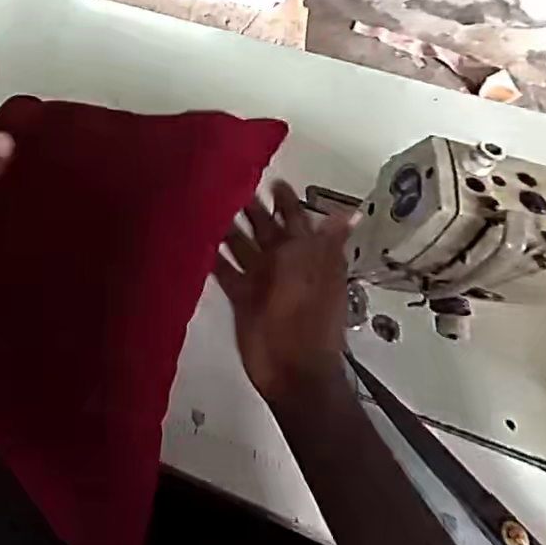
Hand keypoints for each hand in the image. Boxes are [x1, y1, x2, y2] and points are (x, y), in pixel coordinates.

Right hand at [212, 181, 354, 402]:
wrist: (292, 369)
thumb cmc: (306, 314)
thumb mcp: (317, 270)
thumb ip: (325, 239)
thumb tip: (350, 211)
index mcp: (306, 255)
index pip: (296, 218)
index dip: (285, 199)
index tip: (269, 176)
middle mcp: (283, 263)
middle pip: (264, 228)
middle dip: (248, 207)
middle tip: (225, 182)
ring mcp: (261, 280)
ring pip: (241, 246)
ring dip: (226, 228)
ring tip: (205, 204)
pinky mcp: (241, 296)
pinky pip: (225, 270)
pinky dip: (212, 256)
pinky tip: (195, 239)